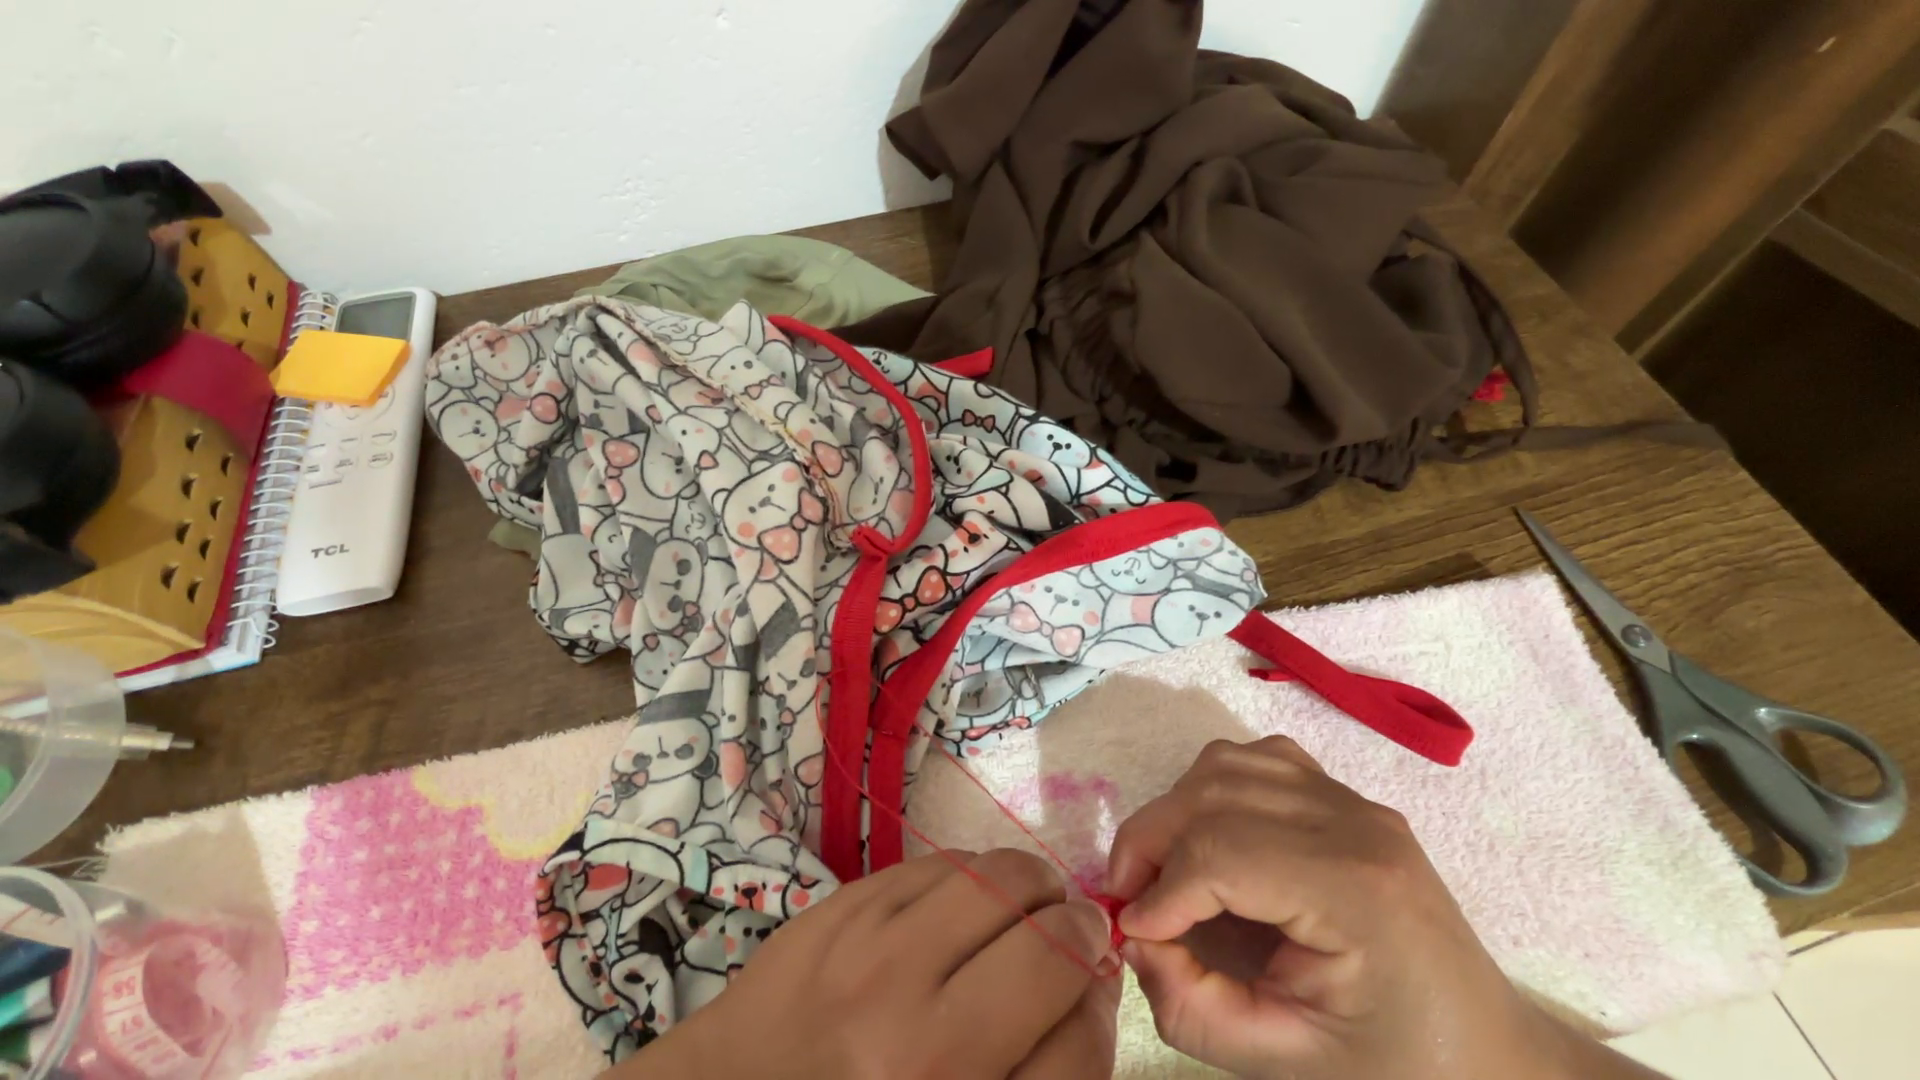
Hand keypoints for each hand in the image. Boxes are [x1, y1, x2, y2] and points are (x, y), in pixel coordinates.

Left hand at [615, 849, 1121, 1078]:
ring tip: (1026, 904)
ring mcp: (870, 951)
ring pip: (1000, 877)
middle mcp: (909, 1030)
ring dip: (1034, 886)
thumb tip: (1091, 983)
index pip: (1077, 1046)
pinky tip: (966, 899)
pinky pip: (942, 862)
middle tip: (1071, 933)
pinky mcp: (842, 904)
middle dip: (1080, 930)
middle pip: (1050, 944)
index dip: (1099, 1015)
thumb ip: (1038, 1067)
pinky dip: (974, 874)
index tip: (1090, 994)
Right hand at [1108, 736, 1661, 1079]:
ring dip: (1176, 811)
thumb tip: (1132, 936)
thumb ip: (1189, 1007)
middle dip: (1150, 842)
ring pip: (1226, 764)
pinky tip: (1210, 837)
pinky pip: (1256, 760)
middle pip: (1214, 794)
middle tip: (1130, 898)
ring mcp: (1352, 801)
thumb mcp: (1283, 1061)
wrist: (1482, 1046)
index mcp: (1355, 891)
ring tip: (1162, 869)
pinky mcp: (1343, 796)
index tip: (1132, 933)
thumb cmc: (1391, 1064)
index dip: (1160, 891)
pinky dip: (1212, 789)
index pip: (1223, 852)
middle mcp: (1354, 824)